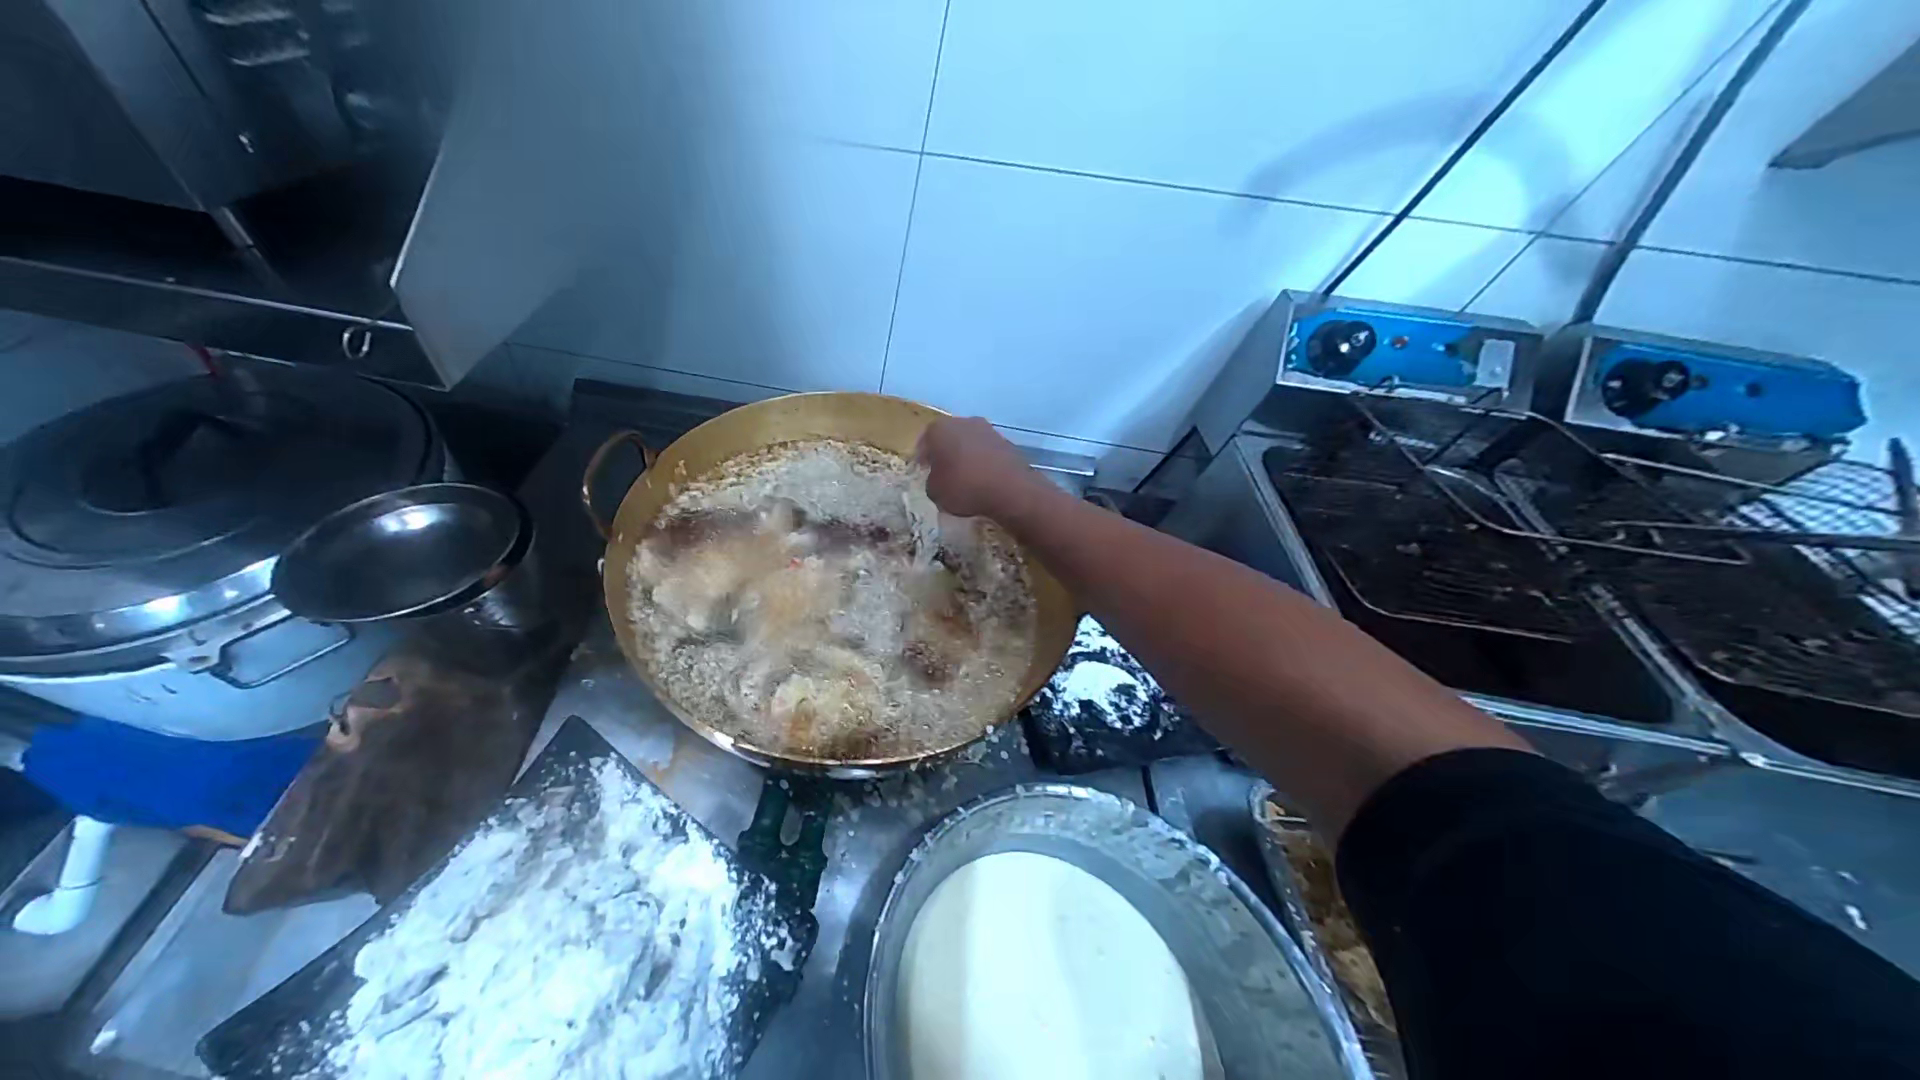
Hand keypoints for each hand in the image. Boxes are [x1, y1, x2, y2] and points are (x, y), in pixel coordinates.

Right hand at [916, 416, 1049, 520]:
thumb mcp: (934, 492)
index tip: (922, 470)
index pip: (924, 441)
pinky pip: (986, 453)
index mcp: (939, 428)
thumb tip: (938, 479)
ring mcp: (988, 430)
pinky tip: (983, 479)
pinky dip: (982, 462)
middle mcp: (963, 422)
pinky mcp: (1007, 442)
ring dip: (965, 457)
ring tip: (964, 478)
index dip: (922, 457)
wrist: (1010, 489)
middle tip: (942, 472)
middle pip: (948, 437)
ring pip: (969, 443)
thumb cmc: (963, 487)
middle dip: (945, 453)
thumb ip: (931, 481)